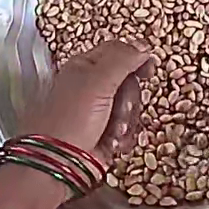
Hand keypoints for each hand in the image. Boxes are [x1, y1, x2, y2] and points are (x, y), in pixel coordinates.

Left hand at [20, 41, 154, 163]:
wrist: (59, 162)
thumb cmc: (71, 119)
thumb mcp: (97, 82)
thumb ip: (122, 60)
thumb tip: (143, 45)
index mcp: (85, 66)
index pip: (118, 52)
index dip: (136, 59)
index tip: (149, 70)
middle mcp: (92, 86)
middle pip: (129, 82)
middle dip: (128, 99)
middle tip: (118, 109)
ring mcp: (99, 111)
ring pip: (131, 106)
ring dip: (126, 120)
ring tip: (112, 131)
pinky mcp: (106, 133)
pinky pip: (129, 128)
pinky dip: (124, 137)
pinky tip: (112, 143)